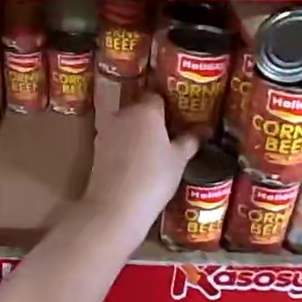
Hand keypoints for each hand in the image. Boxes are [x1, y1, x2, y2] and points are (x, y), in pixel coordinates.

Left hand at [82, 92, 200, 230]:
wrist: (116, 205)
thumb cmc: (154, 177)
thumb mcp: (179, 159)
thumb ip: (190, 140)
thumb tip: (204, 130)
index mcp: (145, 109)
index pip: (157, 96)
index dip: (168, 105)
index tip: (178, 117)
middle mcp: (123, 113)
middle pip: (139, 108)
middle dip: (153, 119)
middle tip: (169, 134)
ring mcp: (106, 130)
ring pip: (126, 124)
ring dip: (137, 132)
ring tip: (154, 150)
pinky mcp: (96, 147)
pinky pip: (116, 139)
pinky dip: (126, 145)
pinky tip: (137, 162)